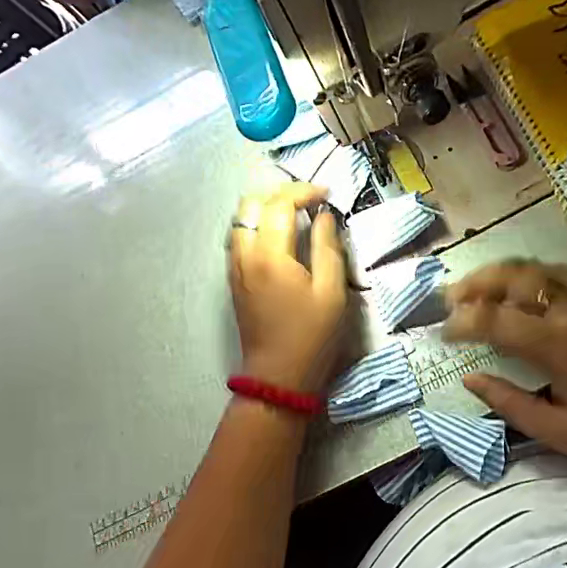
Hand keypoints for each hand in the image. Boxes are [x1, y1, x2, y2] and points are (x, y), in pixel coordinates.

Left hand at [228, 183, 347, 393]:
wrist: (278, 375)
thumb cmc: (311, 335)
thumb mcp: (332, 292)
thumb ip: (328, 248)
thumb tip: (324, 217)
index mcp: (270, 256)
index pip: (280, 203)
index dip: (304, 192)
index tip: (326, 196)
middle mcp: (245, 255)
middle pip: (250, 204)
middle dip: (279, 194)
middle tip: (308, 202)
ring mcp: (235, 268)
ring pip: (241, 220)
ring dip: (266, 208)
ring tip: (295, 215)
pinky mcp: (235, 280)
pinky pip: (240, 238)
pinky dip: (257, 225)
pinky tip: (279, 237)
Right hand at [443, 260, 566, 470]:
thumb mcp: (563, 434)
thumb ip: (511, 404)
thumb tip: (471, 379)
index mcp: (559, 346)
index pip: (495, 320)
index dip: (462, 323)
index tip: (443, 334)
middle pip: (511, 278)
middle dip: (474, 285)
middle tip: (448, 300)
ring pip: (533, 268)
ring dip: (496, 274)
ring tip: (472, 289)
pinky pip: (554, 272)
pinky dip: (526, 273)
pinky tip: (514, 287)